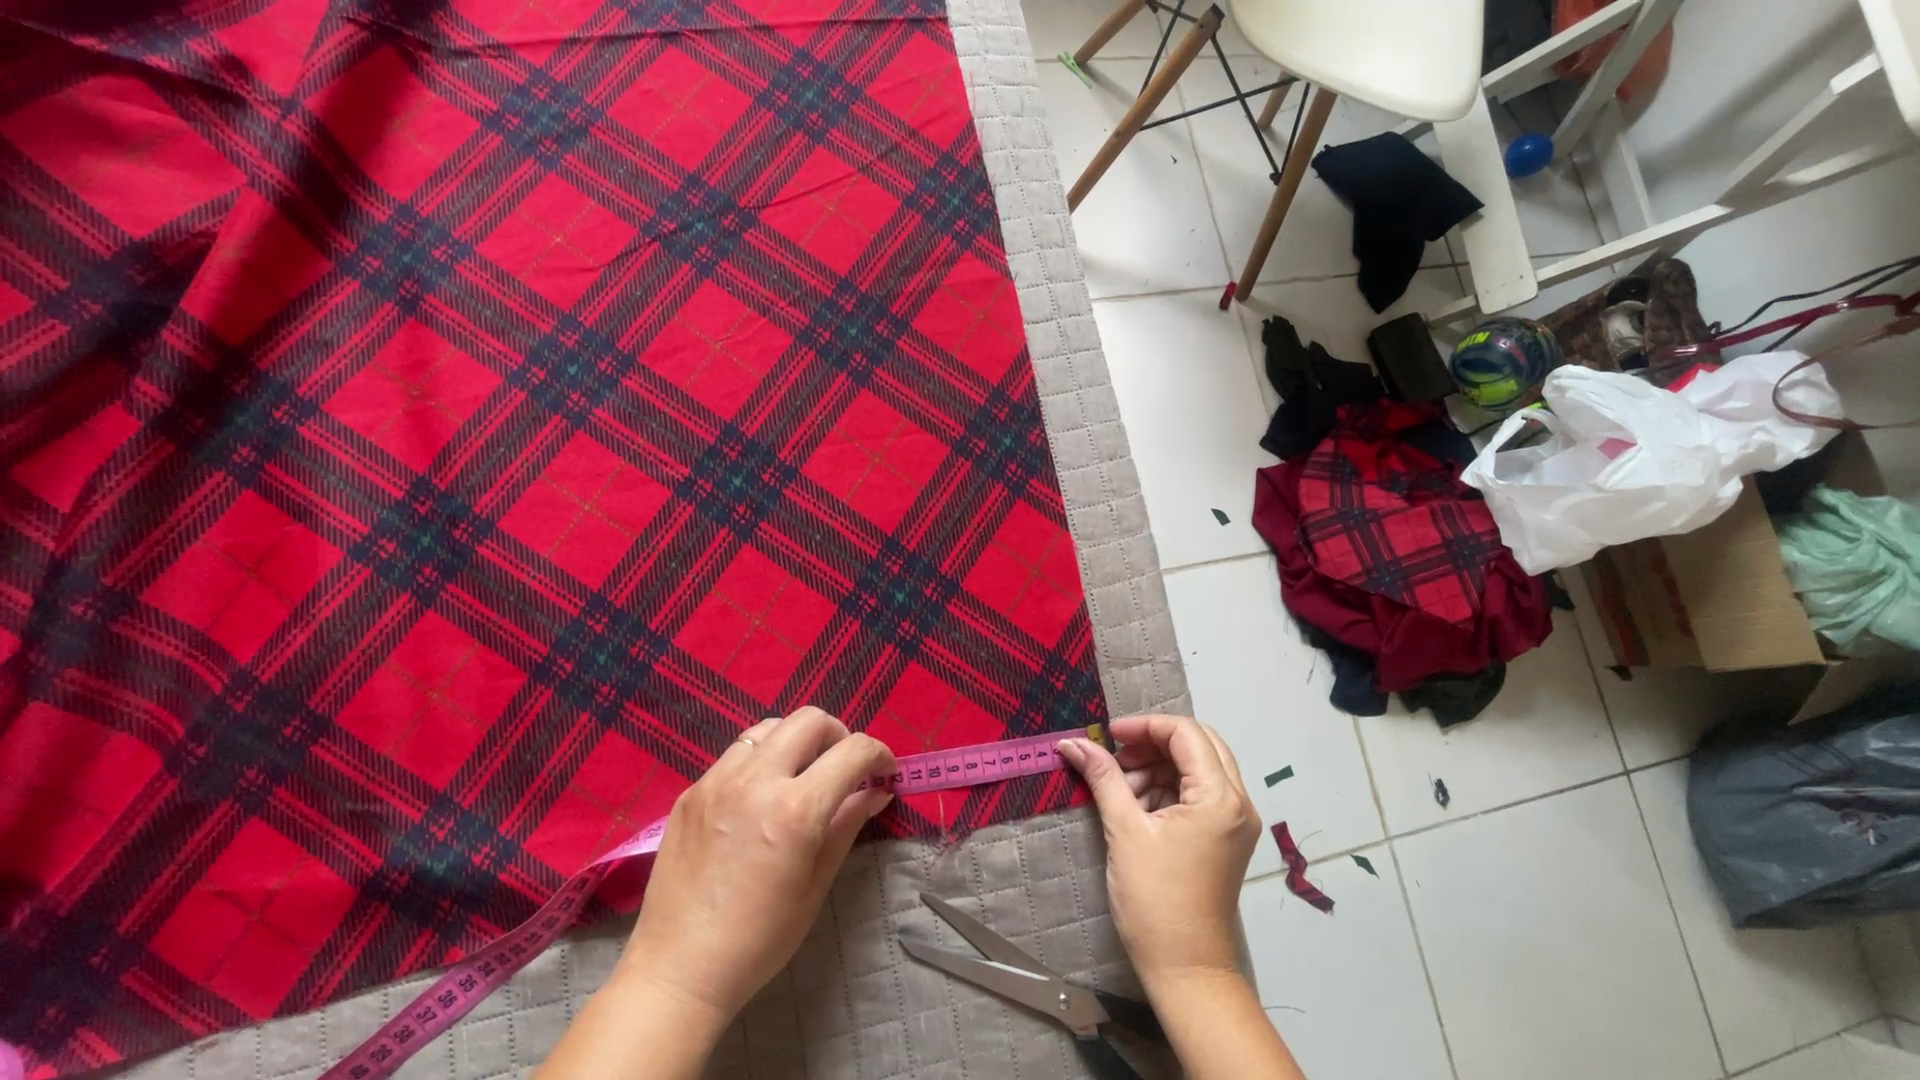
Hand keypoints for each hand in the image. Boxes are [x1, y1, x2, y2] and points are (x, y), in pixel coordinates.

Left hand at [620, 706, 895, 1019]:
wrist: (680, 967)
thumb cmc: (760, 939)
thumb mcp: (817, 884)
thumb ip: (848, 825)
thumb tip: (876, 792)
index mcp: (795, 809)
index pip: (852, 751)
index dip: (879, 755)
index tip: (886, 772)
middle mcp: (756, 780)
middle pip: (810, 720)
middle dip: (839, 735)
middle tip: (845, 769)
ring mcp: (717, 780)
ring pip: (769, 727)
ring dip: (797, 741)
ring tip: (803, 775)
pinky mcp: (692, 790)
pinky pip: (736, 754)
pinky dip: (762, 759)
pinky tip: (762, 796)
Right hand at [1059, 715, 1259, 989]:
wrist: (1186, 969)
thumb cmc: (1154, 900)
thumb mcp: (1124, 831)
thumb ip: (1103, 778)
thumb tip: (1072, 742)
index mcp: (1220, 797)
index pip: (1186, 734)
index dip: (1145, 727)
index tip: (1108, 735)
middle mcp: (1238, 803)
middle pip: (1199, 745)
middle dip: (1154, 744)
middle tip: (1116, 759)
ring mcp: (1235, 822)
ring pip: (1200, 769)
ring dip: (1160, 767)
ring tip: (1122, 789)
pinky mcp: (1226, 839)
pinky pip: (1200, 795)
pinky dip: (1170, 790)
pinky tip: (1138, 807)